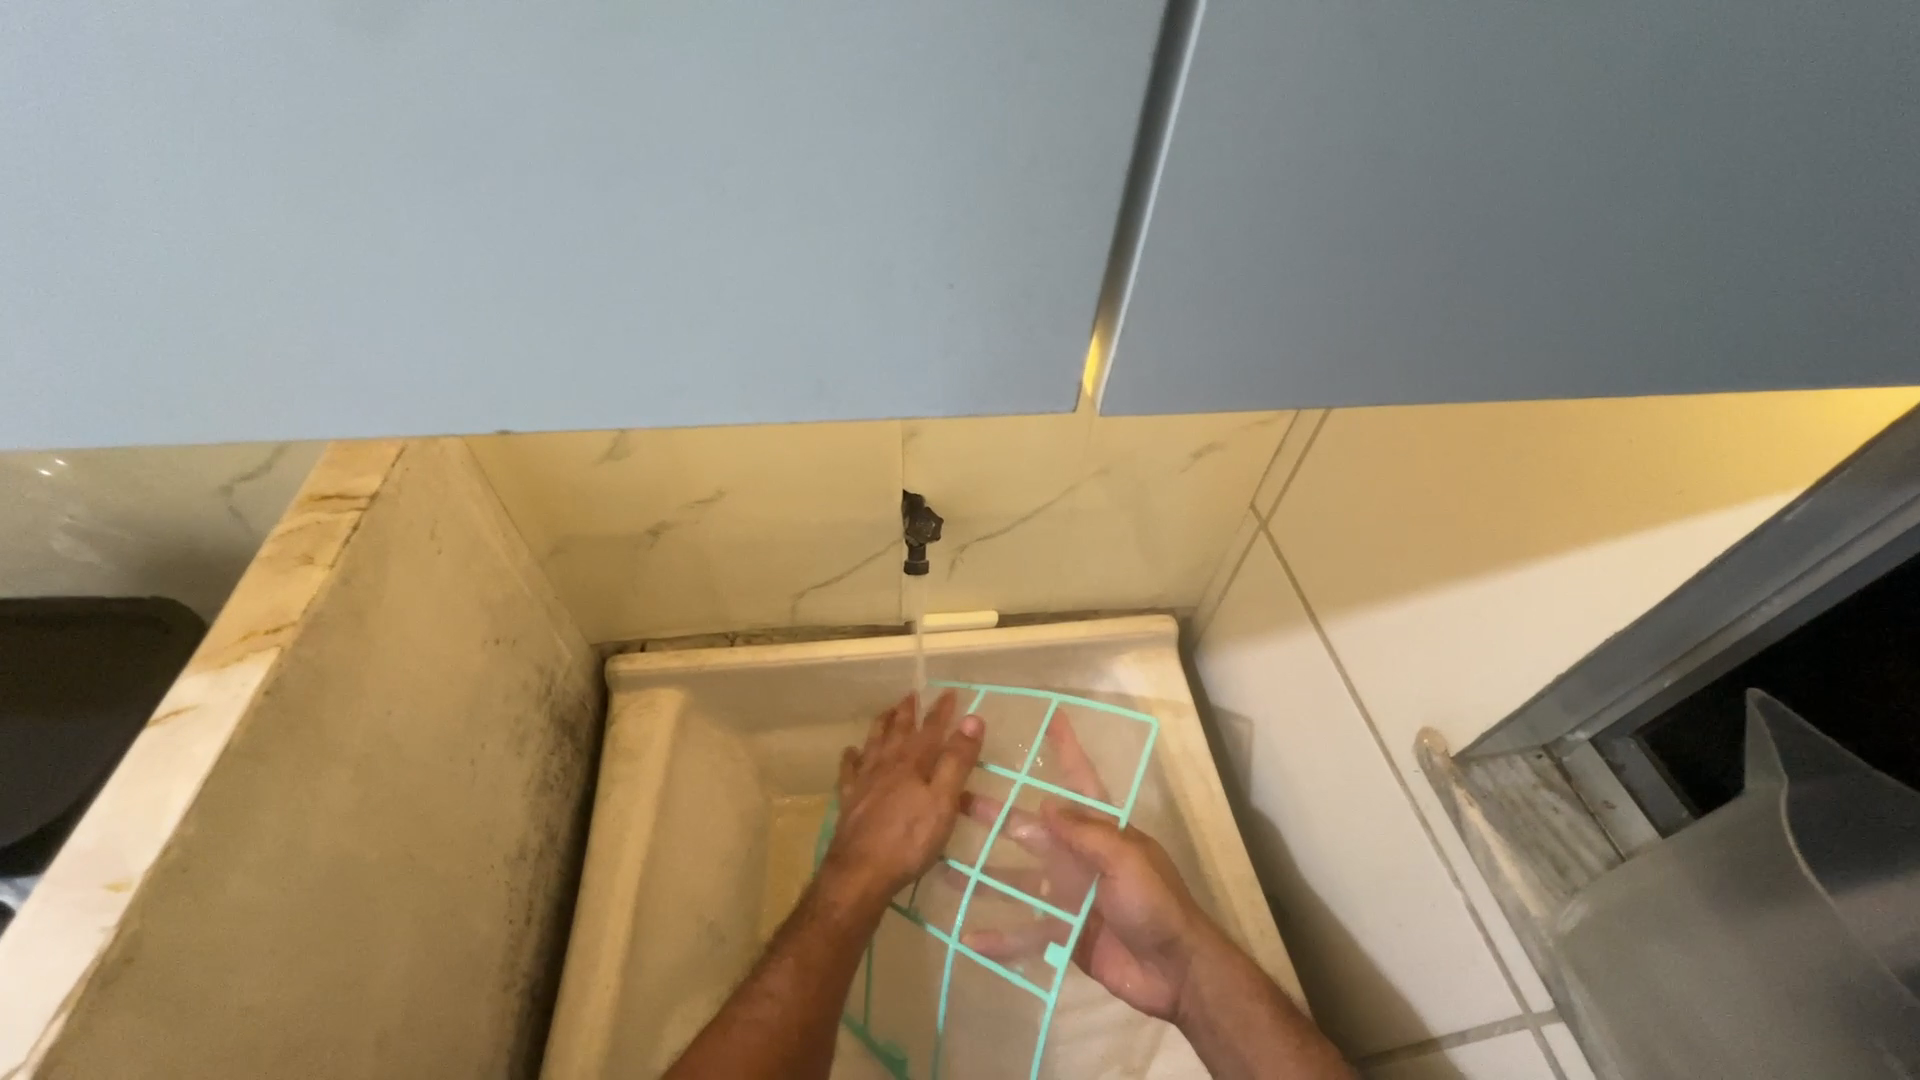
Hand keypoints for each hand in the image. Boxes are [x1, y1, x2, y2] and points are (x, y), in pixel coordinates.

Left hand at [820, 691, 983, 909]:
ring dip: (881, 726)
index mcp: (913, 763)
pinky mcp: (850, 801)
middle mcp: (886, 765)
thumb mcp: (943, 801)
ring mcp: (864, 782)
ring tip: (885, 712)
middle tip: (911, 694)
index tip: (950, 692)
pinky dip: (851, 758)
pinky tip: (850, 753)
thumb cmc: (910, 840)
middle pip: (898, 731)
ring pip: (873, 744)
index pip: (931, 729)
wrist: (860, 872)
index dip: (941, 711)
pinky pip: (849, 771)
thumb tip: (972, 719)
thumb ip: (957, 760)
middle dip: (907, 712)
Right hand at [956, 718, 1222, 1021]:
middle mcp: (1078, 856)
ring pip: (1016, 879)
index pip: (1079, 781)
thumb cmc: (1154, 902)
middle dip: (995, 815)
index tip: (1052, 716)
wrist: (1174, 972)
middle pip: (1029, 830)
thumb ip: (1084, 831)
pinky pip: (1024, 933)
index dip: (1067, 749)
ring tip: (944, 867)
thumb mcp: (1125, 857)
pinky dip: (999, 937)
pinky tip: (967, 936)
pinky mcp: (1062, 933)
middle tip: (955, 799)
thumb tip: (1044, 801)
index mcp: (1100, 831)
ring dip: (983, 875)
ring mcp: (1067, 895)